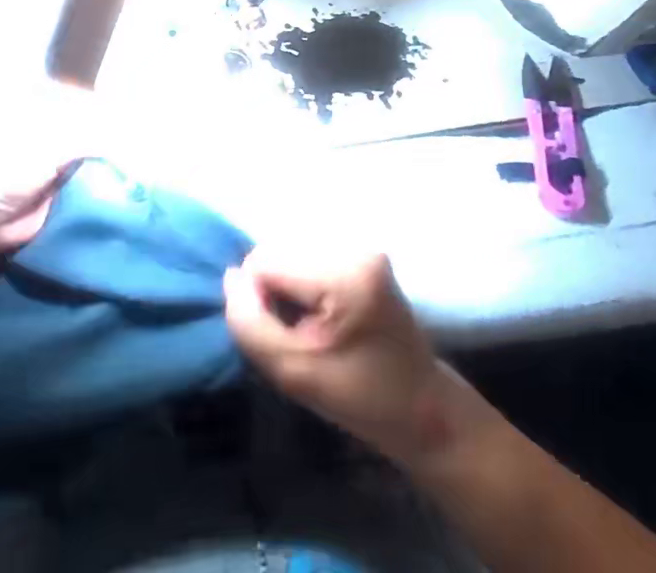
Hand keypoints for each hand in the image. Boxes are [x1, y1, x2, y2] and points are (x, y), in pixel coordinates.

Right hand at [224, 247, 446, 455]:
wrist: (425, 409)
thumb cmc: (361, 398)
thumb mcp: (291, 371)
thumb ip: (248, 322)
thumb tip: (230, 278)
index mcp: (346, 275)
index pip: (263, 263)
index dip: (259, 301)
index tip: (289, 338)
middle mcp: (356, 247)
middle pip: (275, 251)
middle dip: (273, 290)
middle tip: (300, 332)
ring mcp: (363, 247)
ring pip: (286, 251)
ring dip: (286, 286)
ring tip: (312, 322)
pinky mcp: (363, 253)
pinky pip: (305, 255)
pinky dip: (301, 281)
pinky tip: (321, 310)